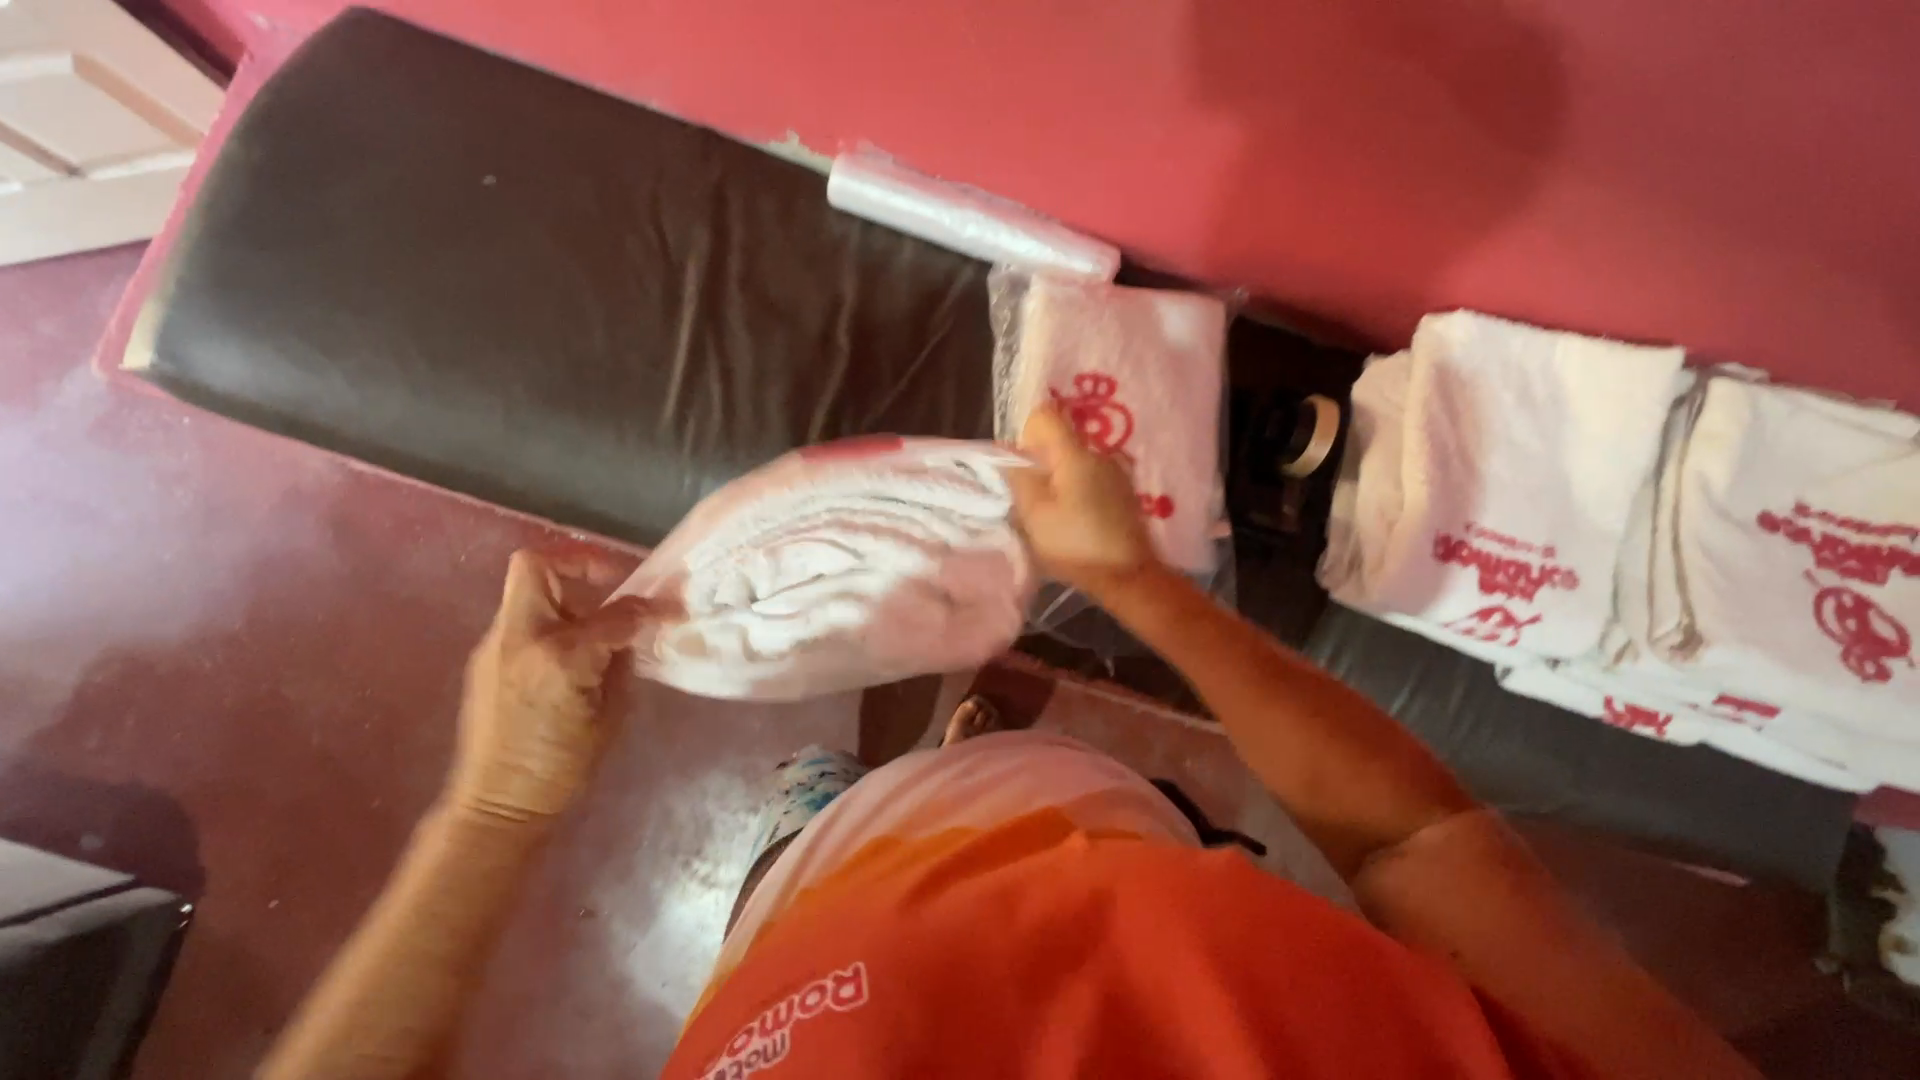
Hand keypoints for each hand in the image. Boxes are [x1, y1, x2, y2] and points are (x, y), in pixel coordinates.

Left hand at [448, 545, 669, 824]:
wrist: (496, 805)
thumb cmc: (563, 768)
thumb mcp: (611, 714)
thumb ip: (620, 662)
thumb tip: (631, 631)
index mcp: (560, 657)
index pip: (613, 613)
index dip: (646, 607)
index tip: (665, 608)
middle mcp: (520, 639)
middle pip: (537, 566)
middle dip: (581, 564)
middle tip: (613, 584)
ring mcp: (496, 647)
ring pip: (527, 591)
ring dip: (567, 595)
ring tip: (597, 625)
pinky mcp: (487, 660)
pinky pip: (524, 621)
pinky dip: (554, 621)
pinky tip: (574, 653)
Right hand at [1004, 405, 1161, 594]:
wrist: (1128, 577)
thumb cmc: (1074, 545)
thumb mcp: (1034, 514)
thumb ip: (1018, 477)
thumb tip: (1008, 453)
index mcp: (1075, 454)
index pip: (1044, 416)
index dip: (1025, 435)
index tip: (1021, 467)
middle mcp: (1099, 454)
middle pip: (1059, 441)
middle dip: (1040, 463)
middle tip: (1030, 500)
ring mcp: (1116, 472)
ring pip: (1074, 462)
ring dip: (1058, 481)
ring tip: (1053, 515)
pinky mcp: (1123, 492)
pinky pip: (1090, 478)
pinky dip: (1076, 492)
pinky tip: (1075, 521)